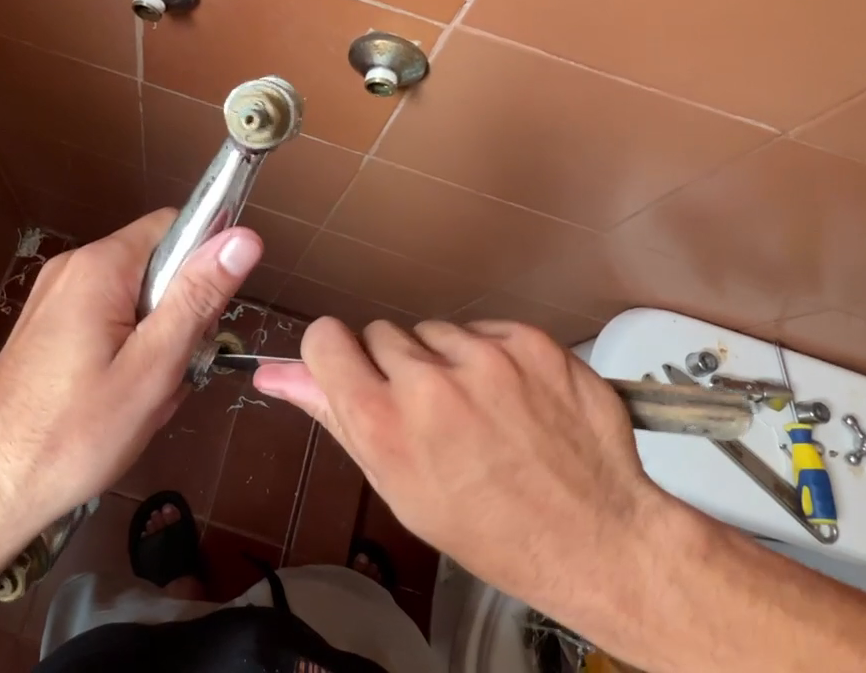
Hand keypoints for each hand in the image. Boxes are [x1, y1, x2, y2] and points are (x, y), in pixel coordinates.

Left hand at [0, 210, 261, 549]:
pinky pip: (107, 322)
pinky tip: (119, 400)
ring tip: (144, 397)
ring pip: (135, 300)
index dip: (204, 265)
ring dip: (155, 342)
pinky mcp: (45, 329)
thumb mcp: (152, 368)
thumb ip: (198, 298)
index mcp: (98, 267)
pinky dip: (126, 354)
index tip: (206, 320)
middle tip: (171, 374)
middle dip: (178, 316)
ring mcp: (53, 299)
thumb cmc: (75, 436)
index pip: (175, 226)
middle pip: (155, 266)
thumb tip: (244, 237)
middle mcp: (71, 269)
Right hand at [252, 318, 671, 614]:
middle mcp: (429, 382)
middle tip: (430, 411)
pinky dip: (490, 354)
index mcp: (384, 423)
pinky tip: (511, 396)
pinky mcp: (529, 341)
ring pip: (433, 330)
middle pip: (380, 333)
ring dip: (445, 359)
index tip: (354, 372)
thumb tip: (273, 374)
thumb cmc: (486, 527)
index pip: (325, 339)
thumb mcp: (395, 484)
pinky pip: (483, 328)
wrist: (592, 536)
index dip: (337, 356)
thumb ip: (332, 415)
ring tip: (477, 407)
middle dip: (396, 365)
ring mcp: (485, 357)